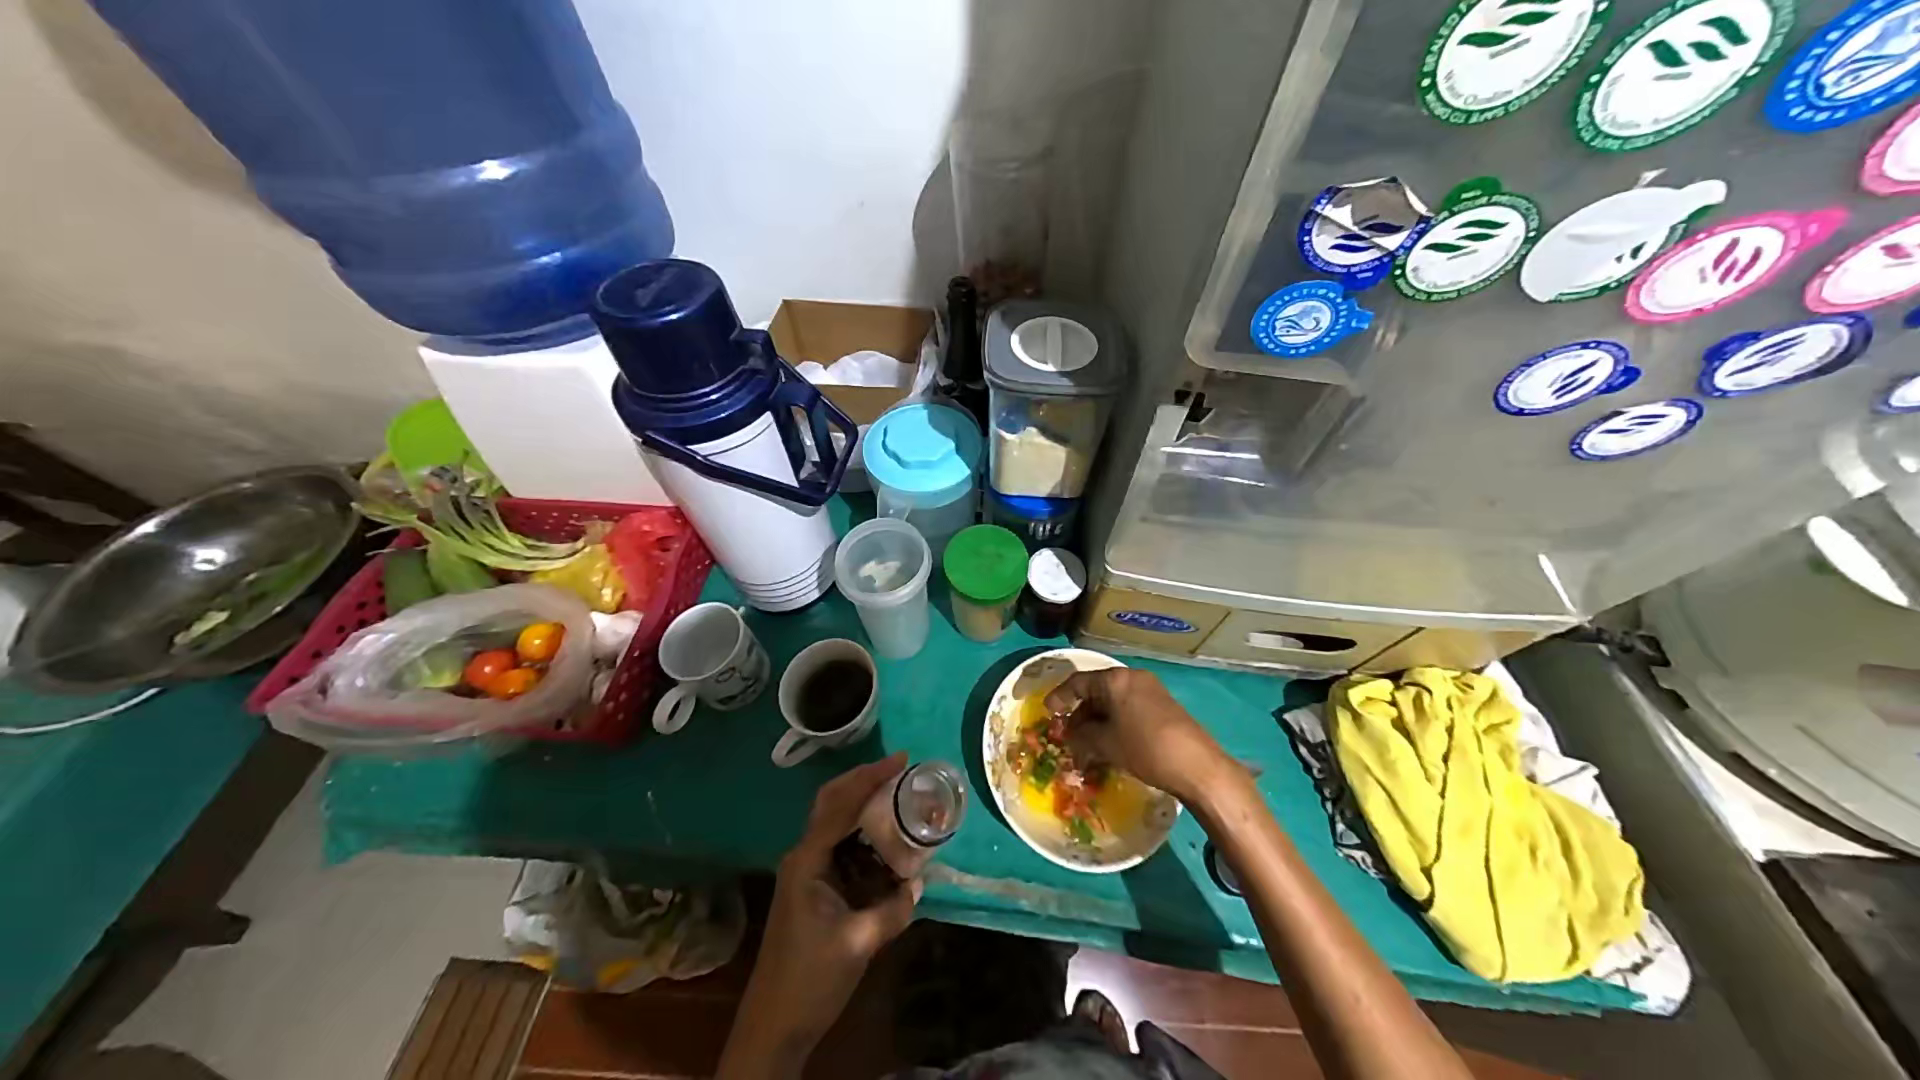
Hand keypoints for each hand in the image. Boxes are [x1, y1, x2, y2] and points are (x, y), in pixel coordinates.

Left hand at [717, 754, 919, 1079]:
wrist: (773, 1026)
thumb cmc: (811, 980)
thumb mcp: (860, 943)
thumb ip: (893, 909)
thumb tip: (919, 883)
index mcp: (807, 861)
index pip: (841, 805)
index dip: (871, 777)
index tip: (902, 759)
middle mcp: (803, 856)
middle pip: (832, 803)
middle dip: (864, 781)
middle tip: (899, 768)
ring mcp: (805, 872)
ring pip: (835, 823)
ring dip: (863, 805)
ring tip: (898, 795)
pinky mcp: (813, 888)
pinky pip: (839, 847)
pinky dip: (862, 835)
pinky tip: (886, 839)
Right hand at [1044, 669, 1237, 803]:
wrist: (1198, 767)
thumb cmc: (1145, 748)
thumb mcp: (1106, 744)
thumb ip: (1082, 736)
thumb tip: (1072, 737)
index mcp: (1117, 679)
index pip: (1078, 682)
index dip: (1060, 697)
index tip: (1048, 712)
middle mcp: (1133, 678)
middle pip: (1096, 692)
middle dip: (1080, 715)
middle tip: (1069, 737)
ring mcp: (1151, 692)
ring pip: (1113, 703)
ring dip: (1097, 723)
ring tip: (1088, 748)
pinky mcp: (1163, 708)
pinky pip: (1129, 711)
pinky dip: (1115, 725)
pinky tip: (1110, 747)